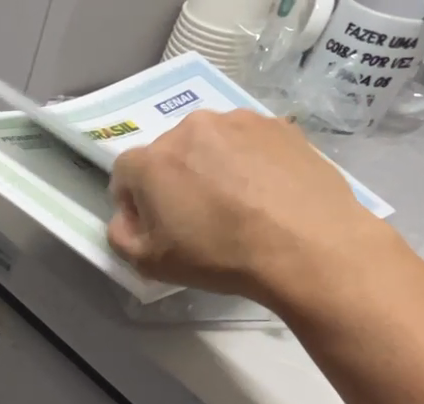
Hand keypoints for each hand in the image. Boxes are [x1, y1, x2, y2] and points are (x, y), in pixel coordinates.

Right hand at [105, 109, 405, 309]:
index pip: (124, 172)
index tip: (152, 225)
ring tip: (231, 203)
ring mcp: (239, 120)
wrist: (303, 243)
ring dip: (209, 167)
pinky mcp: (278, 124)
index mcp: (152, 160)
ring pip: (208, 144)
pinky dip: (244, 162)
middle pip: (167, 152)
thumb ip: (120, 234)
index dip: (132, 201)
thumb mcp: (147, 263)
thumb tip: (127, 216)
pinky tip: (260, 193)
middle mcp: (191, 127)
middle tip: (192, 215)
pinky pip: (246, 142)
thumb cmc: (215, 255)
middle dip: (171, 179)